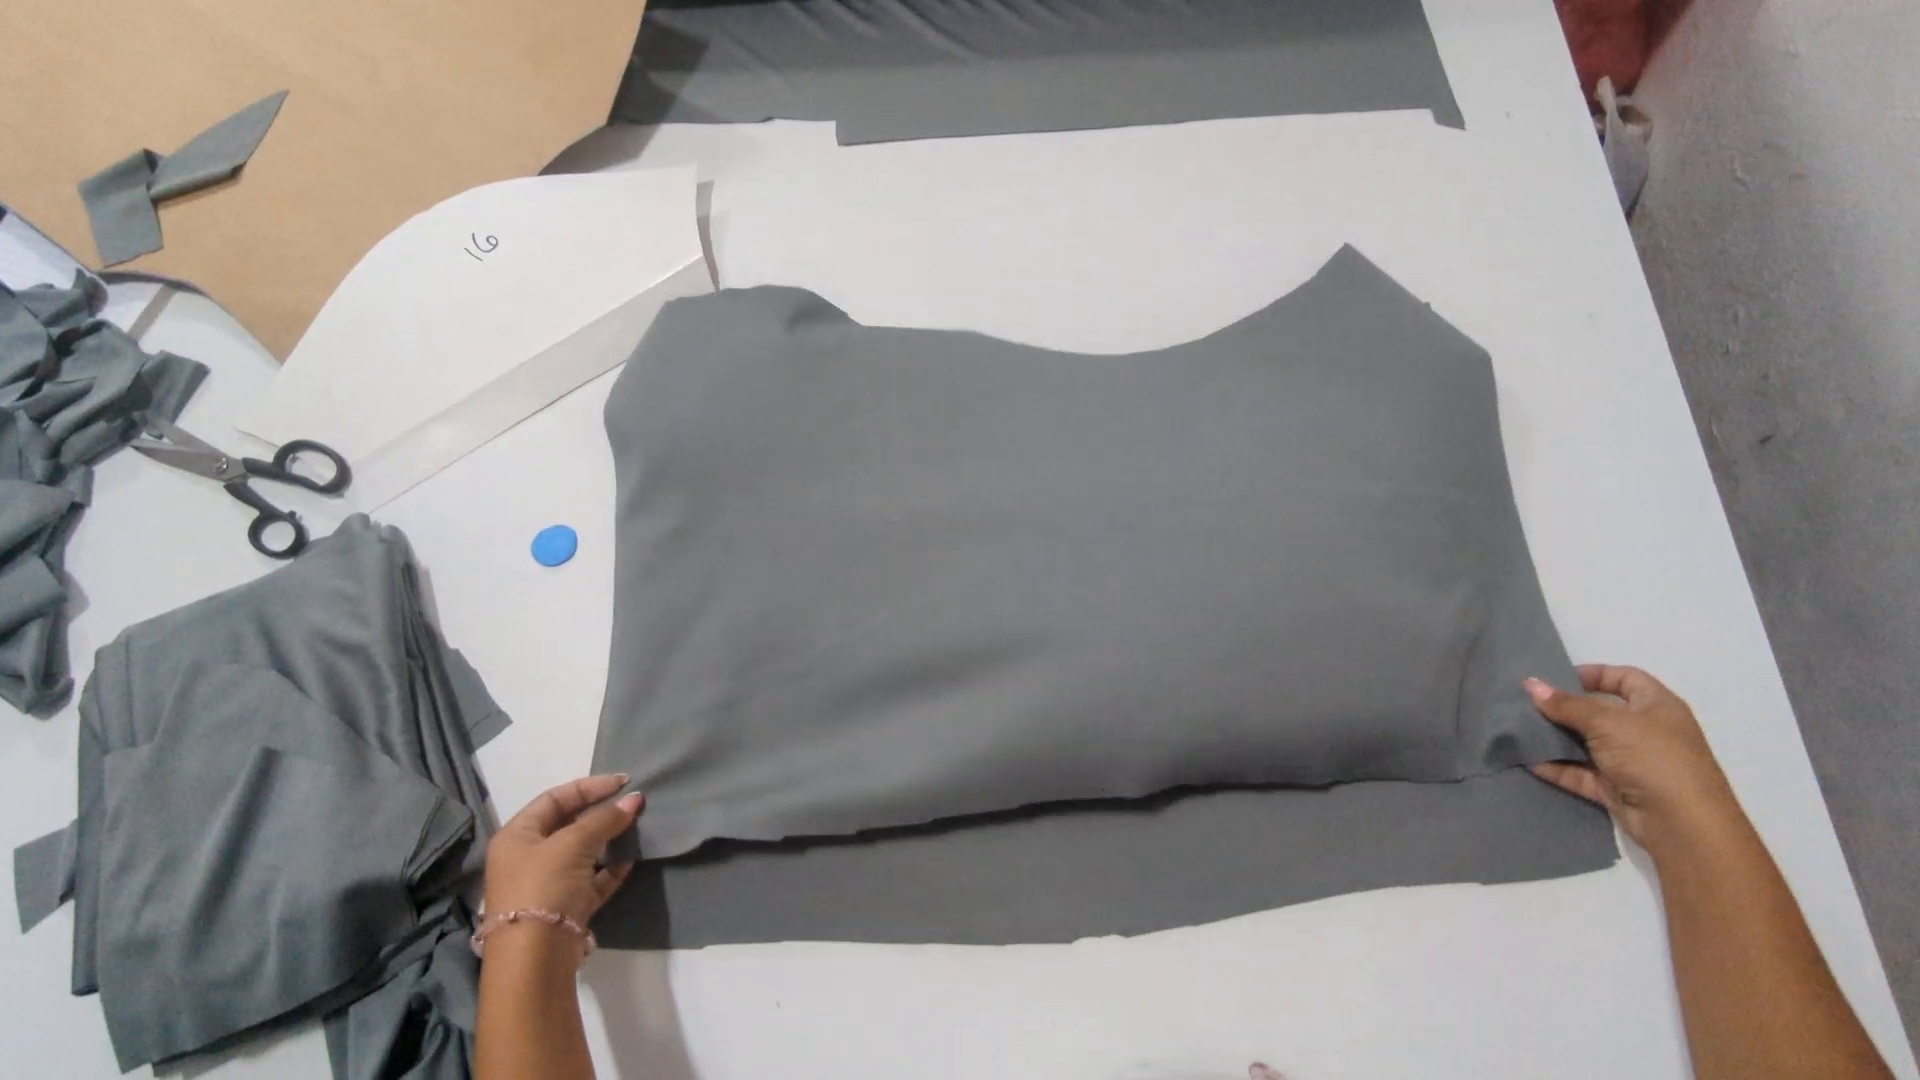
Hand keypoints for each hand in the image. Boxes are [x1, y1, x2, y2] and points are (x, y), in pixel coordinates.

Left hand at [484, 774, 643, 926]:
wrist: (535, 957)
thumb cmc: (544, 887)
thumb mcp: (573, 844)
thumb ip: (605, 819)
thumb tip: (635, 800)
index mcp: (517, 836)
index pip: (554, 799)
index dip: (589, 786)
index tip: (623, 782)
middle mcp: (528, 857)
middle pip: (569, 824)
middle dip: (601, 812)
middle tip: (633, 804)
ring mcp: (548, 883)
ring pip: (583, 852)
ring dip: (609, 839)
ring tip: (637, 827)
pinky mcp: (567, 906)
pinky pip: (593, 879)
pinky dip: (611, 868)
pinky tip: (631, 859)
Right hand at [1526, 665, 1744, 855]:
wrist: (1682, 824)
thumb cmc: (1652, 758)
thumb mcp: (1608, 723)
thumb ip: (1566, 704)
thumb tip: (1531, 685)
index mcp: (1656, 707)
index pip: (1625, 678)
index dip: (1593, 673)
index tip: (1555, 677)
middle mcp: (1644, 731)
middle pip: (1598, 711)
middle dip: (1563, 707)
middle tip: (1526, 703)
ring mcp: (1630, 761)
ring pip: (1585, 743)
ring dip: (1554, 738)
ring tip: (1519, 729)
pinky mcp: (1615, 788)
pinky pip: (1579, 772)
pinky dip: (1556, 767)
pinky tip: (1528, 760)